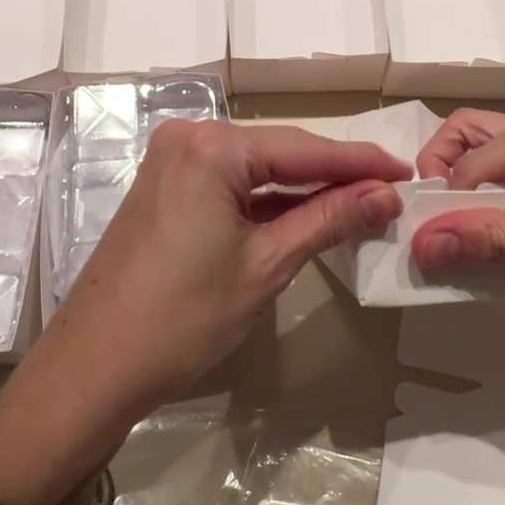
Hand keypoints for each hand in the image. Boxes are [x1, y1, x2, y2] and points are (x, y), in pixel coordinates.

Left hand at [0, 121, 408, 504]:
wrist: (96, 366)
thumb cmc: (184, 316)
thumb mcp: (266, 265)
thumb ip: (328, 219)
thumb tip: (385, 195)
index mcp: (211, 147)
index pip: (304, 148)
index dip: (360, 162)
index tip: (408, 171)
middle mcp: (190, 138)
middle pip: (280, 151)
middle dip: (335, 173)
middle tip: (391, 190)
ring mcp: (173, 162)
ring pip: (256, 168)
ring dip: (304, 187)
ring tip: (363, 201)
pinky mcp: (168, 187)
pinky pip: (231, 183)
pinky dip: (269, 200)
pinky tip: (308, 211)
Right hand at [412, 91, 504, 310]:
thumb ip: (497, 241)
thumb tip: (423, 243)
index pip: (470, 162)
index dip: (446, 206)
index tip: (435, 252)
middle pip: (466, 138)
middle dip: (444, 184)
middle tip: (443, 235)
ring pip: (481, 153)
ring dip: (467, 194)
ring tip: (472, 239)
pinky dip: (491, 200)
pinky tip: (500, 235)